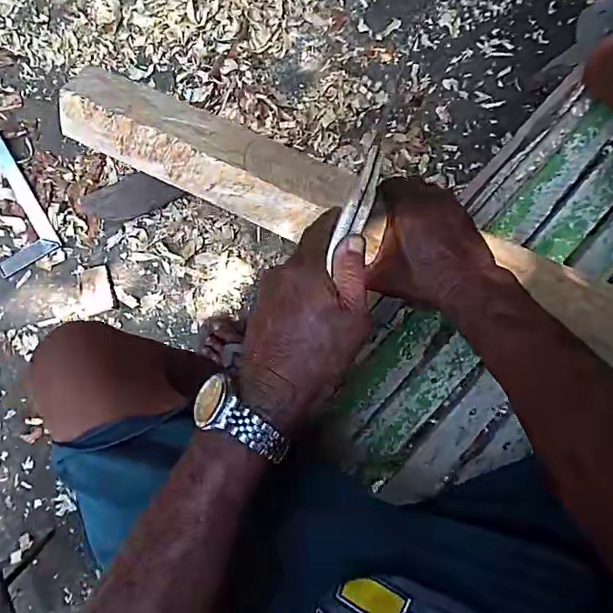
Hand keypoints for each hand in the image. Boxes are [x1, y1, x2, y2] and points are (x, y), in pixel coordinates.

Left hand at [233, 209, 370, 435]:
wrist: (273, 393)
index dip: (338, 220)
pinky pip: (286, 291)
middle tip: (350, 277)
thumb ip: (352, 273)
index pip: (321, 228)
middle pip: (309, 253)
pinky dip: (301, 297)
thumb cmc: (319, 358)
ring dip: (314, 282)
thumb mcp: (353, 317)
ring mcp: (266, 290)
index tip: (351, 219)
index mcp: (305, 268)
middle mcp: (280, 272)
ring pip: (298, 274)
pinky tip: (311, 321)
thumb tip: (352, 239)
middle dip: (329, 259)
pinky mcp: (259, 308)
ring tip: (331, 308)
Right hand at [365, 178, 510, 310]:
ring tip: (412, 222)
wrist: (466, 287)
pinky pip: (445, 205)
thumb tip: (350, 263)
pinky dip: (436, 214)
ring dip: (419, 204)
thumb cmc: (432, 280)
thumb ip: (361, 265)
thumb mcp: (383, 277)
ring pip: (429, 193)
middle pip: (409, 185)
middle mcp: (429, 200)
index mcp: (405, 207)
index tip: (376, 203)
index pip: (387, 186)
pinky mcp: (463, 215)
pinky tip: (432, 232)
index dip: (378, 195)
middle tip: (392, 213)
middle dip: (399, 197)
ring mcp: (449, 205)